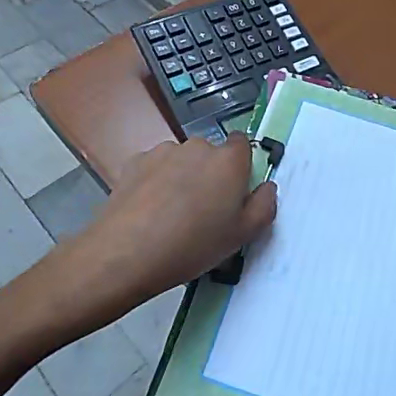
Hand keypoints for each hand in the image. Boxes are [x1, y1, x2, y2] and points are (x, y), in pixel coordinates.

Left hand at [68, 135, 276, 310]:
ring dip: (181, 178)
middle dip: (209, 176)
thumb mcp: (243, 235)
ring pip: (181, 161)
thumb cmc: (194, 244)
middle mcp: (197, 146)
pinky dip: (155, 183)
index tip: (233, 194)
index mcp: (228, 160)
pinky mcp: (134, 162)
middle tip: (203, 213)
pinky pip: (154, 169)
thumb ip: (264, 205)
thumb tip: (266, 186)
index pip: (243, 145)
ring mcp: (162, 151)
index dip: (240, 167)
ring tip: (172, 215)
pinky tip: (150, 212)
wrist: (129, 250)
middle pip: (210, 155)